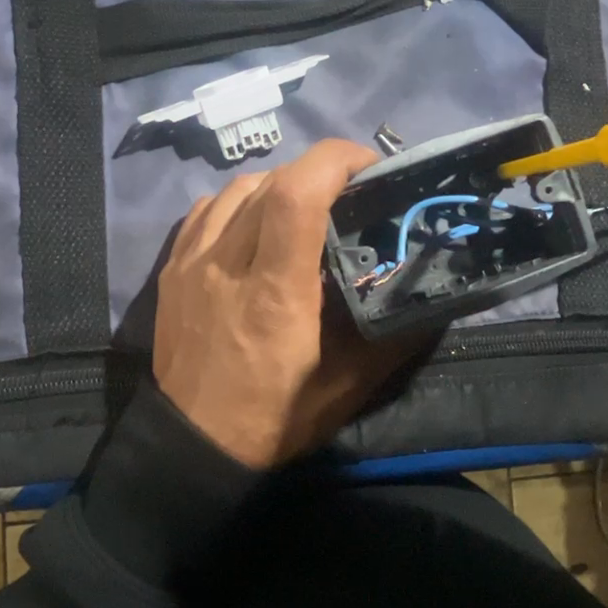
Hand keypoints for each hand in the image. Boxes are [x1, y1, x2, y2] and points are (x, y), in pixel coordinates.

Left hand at [154, 140, 419, 468]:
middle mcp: (227, 264)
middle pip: (271, 182)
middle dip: (316, 173)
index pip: (296, 195)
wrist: (191, 444)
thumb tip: (435, 301)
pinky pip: (206, 210)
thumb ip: (393, 338)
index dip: (335, 162)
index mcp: (275, 292)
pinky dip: (238, 203)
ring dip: (277, 185)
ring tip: (302, 209)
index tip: (367, 169)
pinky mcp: (172, 269)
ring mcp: (192, 263)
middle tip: (345, 196)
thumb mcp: (346, 387)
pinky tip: (254, 226)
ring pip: (237, 189)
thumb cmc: (273, 418)